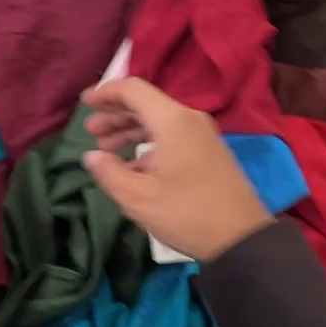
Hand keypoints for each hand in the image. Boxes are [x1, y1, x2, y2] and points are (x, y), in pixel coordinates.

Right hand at [80, 77, 272, 261]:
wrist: (241, 237)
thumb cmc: (186, 213)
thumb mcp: (138, 197)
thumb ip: (109, 172)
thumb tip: (92, 156)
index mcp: (172, 121)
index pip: (134, 89)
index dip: (106, 92)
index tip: (85, 103)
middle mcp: (189, 119)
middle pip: (146, 104)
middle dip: (115, 114)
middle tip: (91, 131)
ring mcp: (202, 135)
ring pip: (159, 121)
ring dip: (130, 130)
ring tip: (105, 149)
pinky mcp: (208, 151)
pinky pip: (172, 136)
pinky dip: (148, 144)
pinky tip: (132, 166)